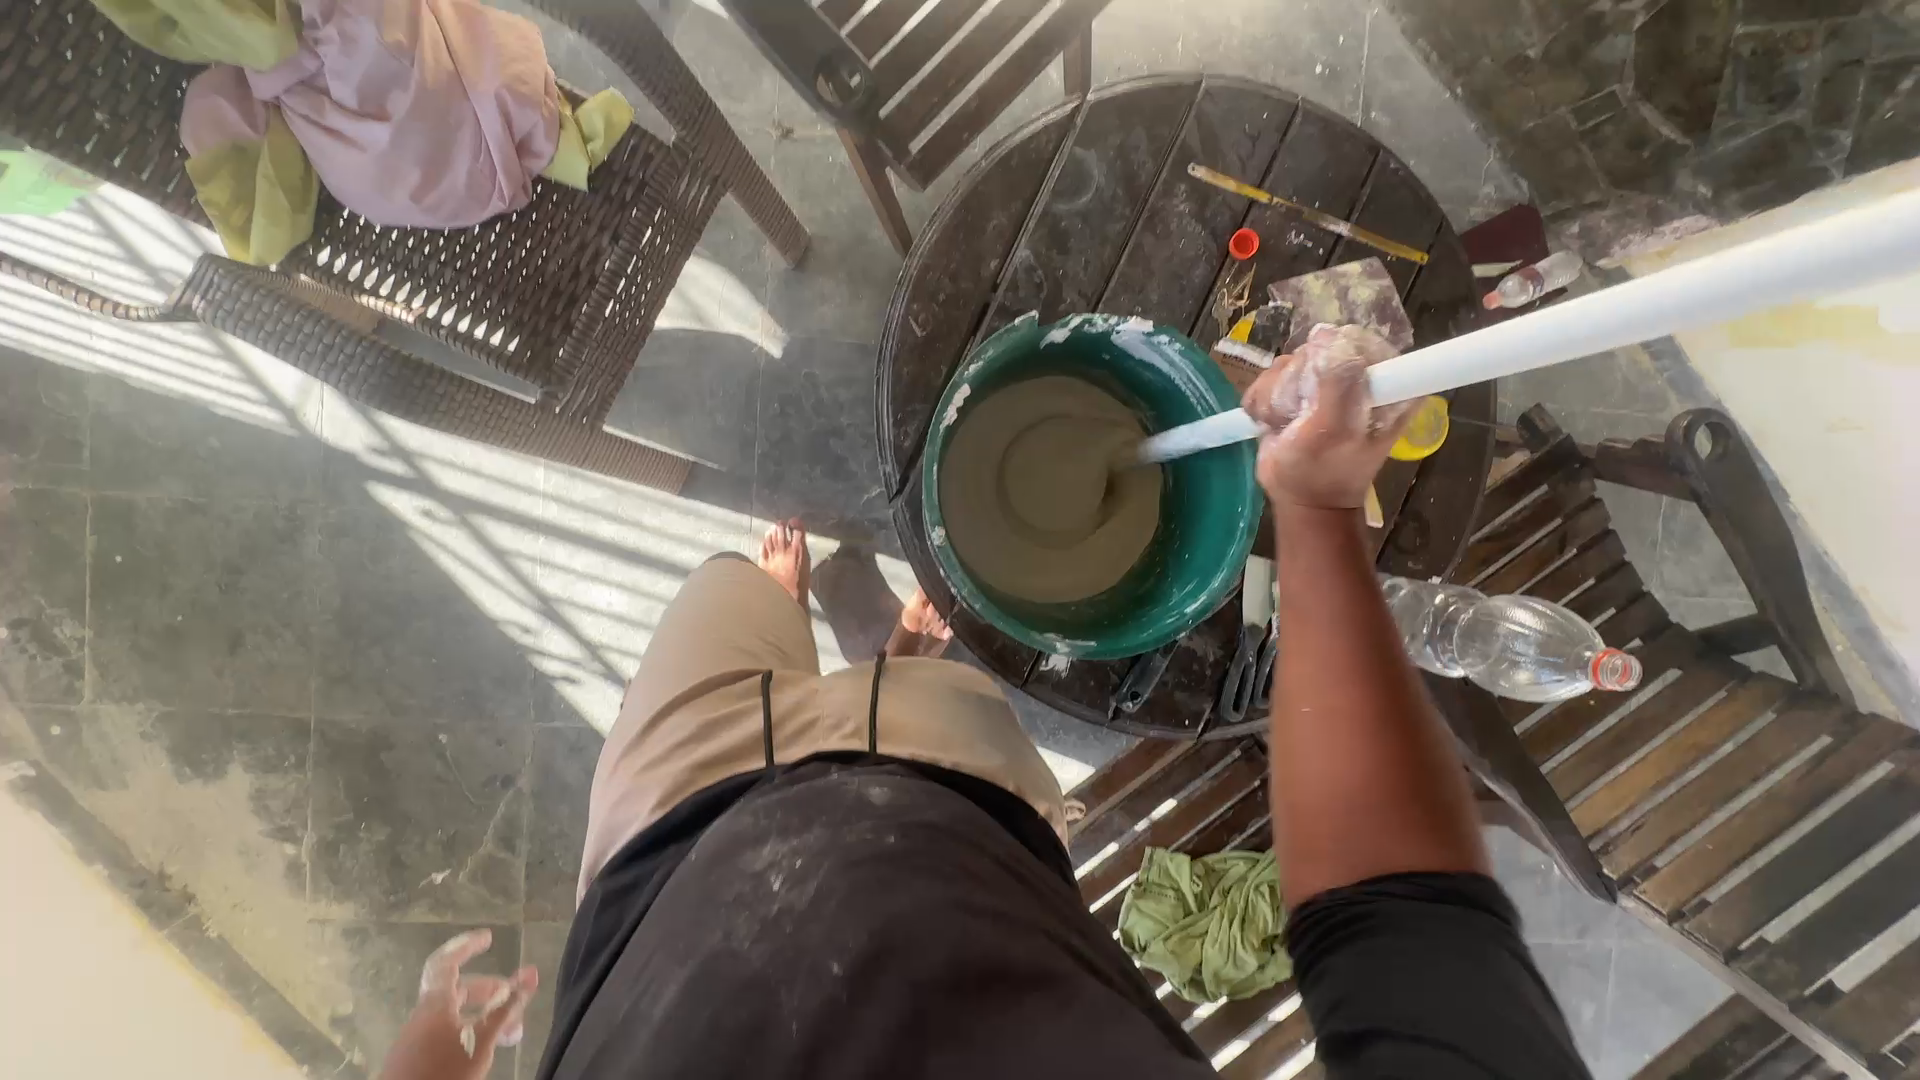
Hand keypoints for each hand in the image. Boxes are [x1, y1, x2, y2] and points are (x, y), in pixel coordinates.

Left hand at [378, 929, 538, 1079]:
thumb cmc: (443, 1072)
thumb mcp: (482, 1039)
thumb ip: (507, 1005)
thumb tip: (531, 971)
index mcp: (435, 1004)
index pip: (445, 962)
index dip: (466, 946)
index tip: (489, 938)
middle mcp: (423, 1016)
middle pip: (458, 990)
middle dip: (491, 991)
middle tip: (516, 1003)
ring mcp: (417, 1039)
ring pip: (456, 1015)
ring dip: (485, 1017)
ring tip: (508, 1036)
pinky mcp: (416, 1060)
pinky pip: (447, 1034)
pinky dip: (471, 1032)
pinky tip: (485, 1049)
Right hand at [1241, 324, 1416, 511]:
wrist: (1301, 500)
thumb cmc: (1322, 472)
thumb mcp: (1335, 428)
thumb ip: (1338, 380)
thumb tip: (1327, 334)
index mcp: (1383, 382)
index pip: (1354, 342)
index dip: (1328, 358)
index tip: (1317, 390)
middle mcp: (1355, 377)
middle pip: (1316, 349)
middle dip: (1296, 382)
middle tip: (1299, 416)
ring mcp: (1322, 384)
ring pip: (1287, 362)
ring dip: (1275, 396)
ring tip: (1282, 424)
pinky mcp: (1294, 393)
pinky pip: (1268, 376)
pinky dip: (1262, 401)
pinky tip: (1270, 423)